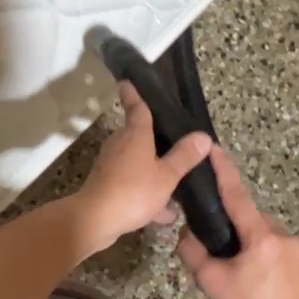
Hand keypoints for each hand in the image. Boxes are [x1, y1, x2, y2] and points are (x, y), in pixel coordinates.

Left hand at [68, 82, 211, 258]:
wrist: (96, 218)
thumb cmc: (134, 191)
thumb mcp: (166, 176)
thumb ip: (184, 157)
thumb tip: (202, 136)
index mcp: (135, 135)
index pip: (136, 107)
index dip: (134, 93)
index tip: (129, 80)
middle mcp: (120, 143)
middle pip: (139, 134)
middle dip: (156, 140)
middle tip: (178, 144)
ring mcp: (111, 162)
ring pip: (137, 161)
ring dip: (155, 172)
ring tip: (178, 188)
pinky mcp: (107, 182)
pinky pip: (132, 181)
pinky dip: (147, 191)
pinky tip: (163, 213)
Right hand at [176, 148, 298, 298]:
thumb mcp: (210, 283)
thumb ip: (192, 250)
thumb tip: (187, 233)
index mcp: (261, 238)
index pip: (237, 195)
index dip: (223, 170)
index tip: (213, 147)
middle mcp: (285, 238)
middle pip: (251, 217)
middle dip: (234, 223)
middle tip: (216, 245)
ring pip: (264, 234)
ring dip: (249, 241)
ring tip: (235, 269)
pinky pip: (278, 250)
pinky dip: (262, 255)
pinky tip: (254, 280)